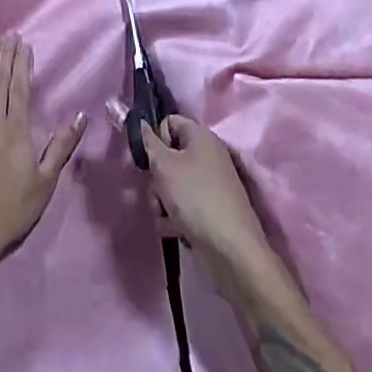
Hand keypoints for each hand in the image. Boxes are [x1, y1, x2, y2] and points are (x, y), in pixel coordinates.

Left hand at [0, 33, 87, 268]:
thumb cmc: (11, 210)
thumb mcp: (45, 183)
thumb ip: (61, 147)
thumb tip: (80, 116)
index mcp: (16, 131)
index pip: (20, 88)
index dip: (22, 64)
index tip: (24, 44)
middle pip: (0, 82)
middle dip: (5, 56)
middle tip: (8, 33)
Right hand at [133, 113, 272, 268]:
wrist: (230, 248)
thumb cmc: (194, 197)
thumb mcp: (163, 165)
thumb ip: (148, 142)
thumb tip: (141, 123)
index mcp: (201, 136)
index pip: (169, 123)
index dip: (155, 139)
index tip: (149, 160)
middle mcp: (208, 155)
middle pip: (168, 156)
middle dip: (155, 177)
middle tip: (155, 191)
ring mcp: (210, 183)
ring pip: (172, 183)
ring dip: (160, 200)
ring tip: (163, 214)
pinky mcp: (210, 208)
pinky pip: (182, 204)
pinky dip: (173, 216)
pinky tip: (172, 229)